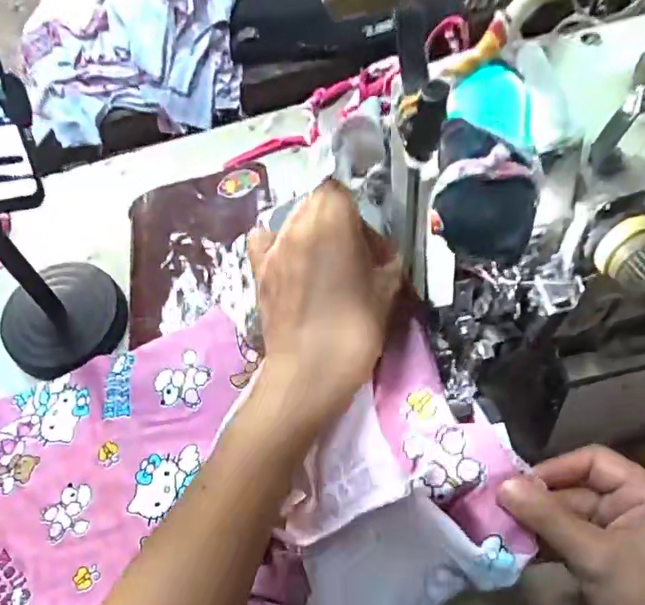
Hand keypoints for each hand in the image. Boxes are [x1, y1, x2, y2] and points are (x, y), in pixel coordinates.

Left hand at [245, 179, 403, 440]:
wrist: (309, 373)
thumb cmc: (354, 329)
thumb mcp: (387, 292)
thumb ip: (387, 262)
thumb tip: (381, 255)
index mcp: (331, 215)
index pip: (342, 191)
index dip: (357, 217)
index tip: (369, 248)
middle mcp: (296, 222)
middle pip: (316, 206)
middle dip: (334, 226)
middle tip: (350, 262)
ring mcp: (272, 248)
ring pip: (292, 226)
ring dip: (308, 240)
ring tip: (322, 274)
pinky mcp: (257, 274)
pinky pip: (265, 246)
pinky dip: (277, 250)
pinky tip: (288, 271)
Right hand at [498, 445, 644, 604]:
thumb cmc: (644, 601)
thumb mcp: (594, 556)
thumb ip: (548, 518)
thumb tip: (503, 485)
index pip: (594, 462)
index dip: (553, 469)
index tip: (514, 487)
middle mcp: (632, 510)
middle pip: (576, 491)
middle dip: (537, 503)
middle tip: (496, 514)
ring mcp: (616, 539)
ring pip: (567, 520)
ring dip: (536, 526)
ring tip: (500, 533)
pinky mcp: (602, 564)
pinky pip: (568, 544)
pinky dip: (544, 547)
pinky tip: (517, 553)